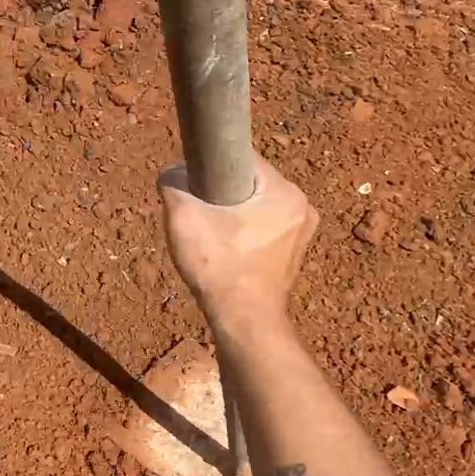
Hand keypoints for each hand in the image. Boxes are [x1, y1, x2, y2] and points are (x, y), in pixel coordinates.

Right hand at [157, 157, 318, 337]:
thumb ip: (173, 184)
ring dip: (227, 210)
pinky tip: (222, 245)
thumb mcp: (183, 217)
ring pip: (252, 203)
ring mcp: (302, 230)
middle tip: (196, 213)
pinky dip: (239, 227)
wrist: (243, 317)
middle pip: (246, 181)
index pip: (241, 158)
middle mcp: (302, 207)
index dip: (210, 164)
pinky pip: (260, 223)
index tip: (191, 183)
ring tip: (207, 232)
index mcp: (284, 192)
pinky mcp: (293, 249)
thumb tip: (172, 173)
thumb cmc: (218, 265)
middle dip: (217, 191)